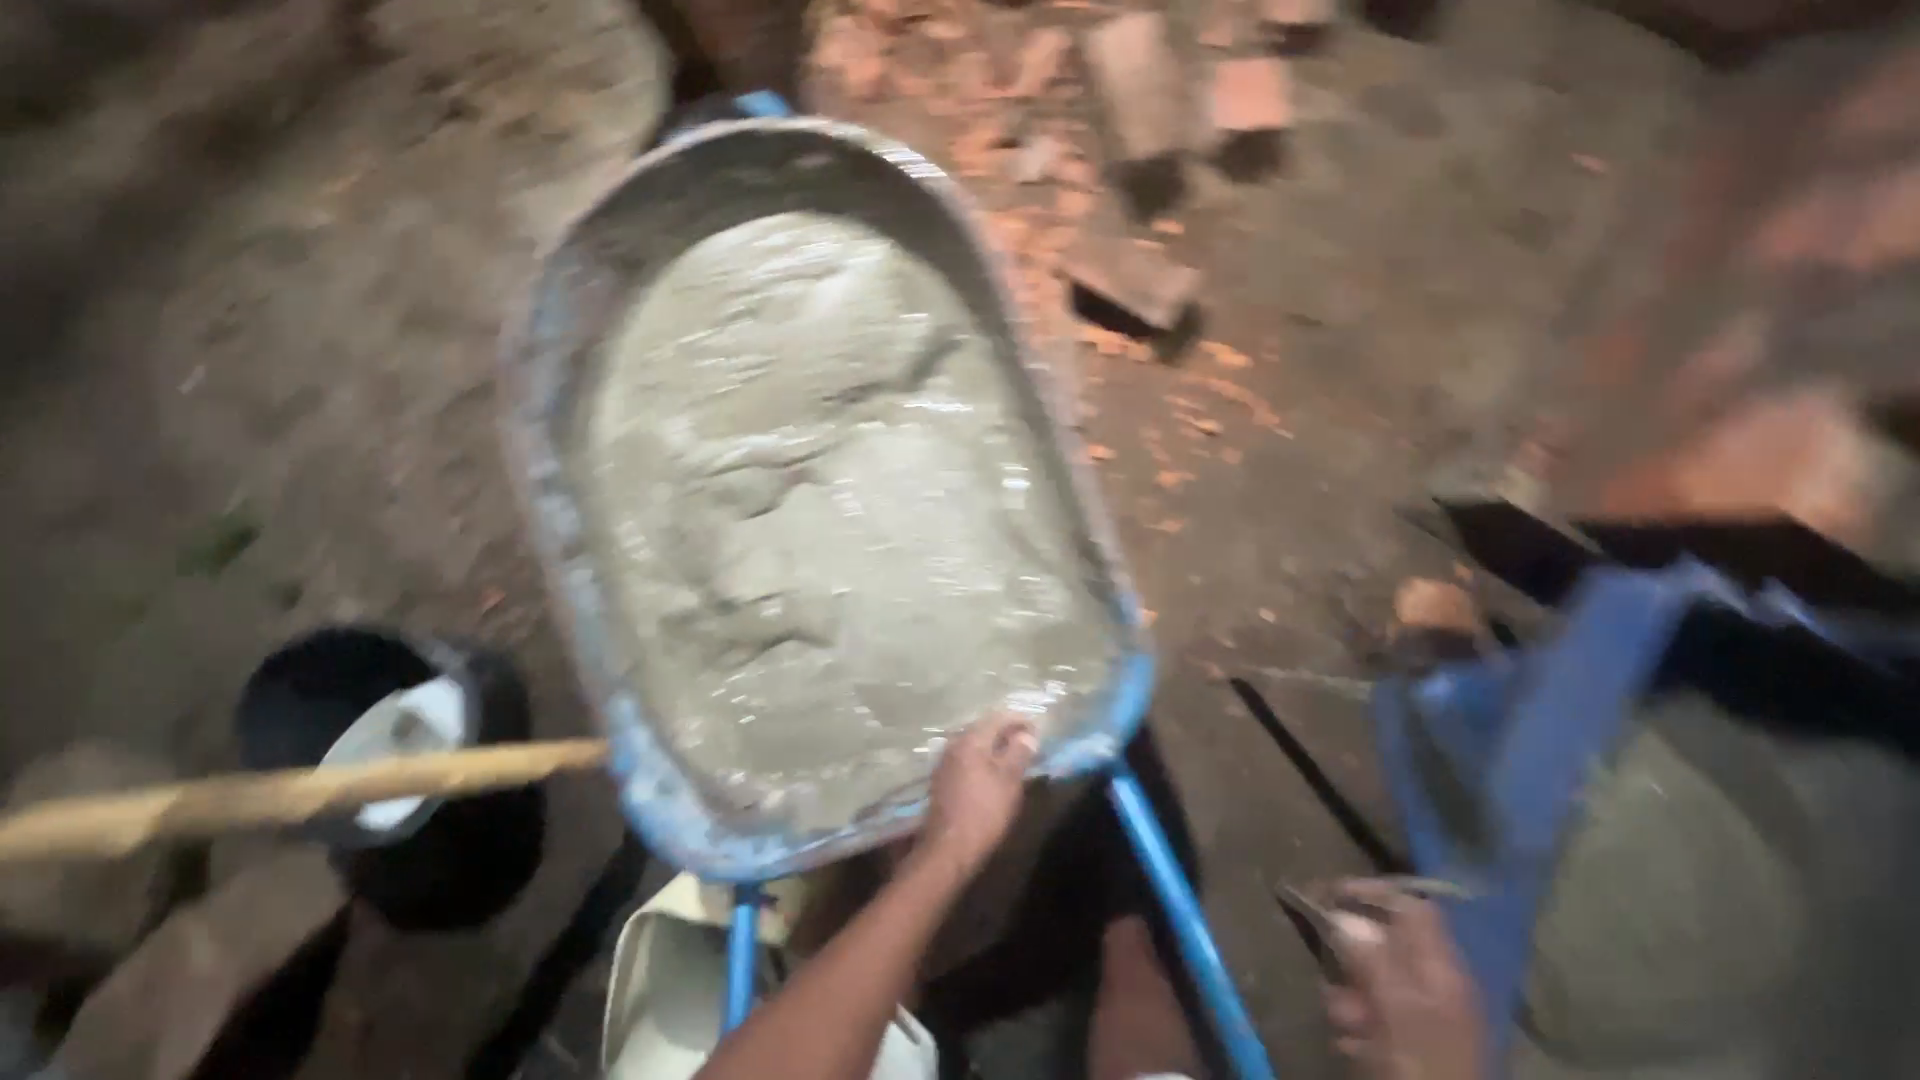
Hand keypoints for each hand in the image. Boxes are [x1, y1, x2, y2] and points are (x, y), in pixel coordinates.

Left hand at [914, 711, 1037, 881]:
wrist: (949, 847)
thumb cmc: (984, 811)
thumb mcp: (1009, 781)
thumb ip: (1019, 753)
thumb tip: (1027, 734)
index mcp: (971, 740)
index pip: (998, 717)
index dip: (1020, 720)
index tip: (1038, 729)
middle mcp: (954, 744)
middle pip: (984, 728)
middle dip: (1006, 731)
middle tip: (1028, 741)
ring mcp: (945, 762)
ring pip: (974, 744)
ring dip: (994, 746)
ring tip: (1015, 756)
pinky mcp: (942, 779)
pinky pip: (967, 759)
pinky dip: (983, 759)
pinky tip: (994, 771)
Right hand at [1324, 880, 1483, 1079]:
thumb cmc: (1424, 1072)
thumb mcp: (1397, 1014)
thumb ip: (1372, 962)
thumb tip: (1342, 915)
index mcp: (1443, 971)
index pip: (1412, 908)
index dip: (1372, 892)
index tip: (1327, 893)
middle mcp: (1436, 987)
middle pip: (1386, 945)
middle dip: (1350, 953)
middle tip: (1327, 968)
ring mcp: (1424, 1019)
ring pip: (1373, 982)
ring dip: (1348, 994)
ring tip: (1342, 1022)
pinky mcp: (1408, 1047)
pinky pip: (1373, 1017)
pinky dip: (1355, 1024)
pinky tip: (1351, 1046)